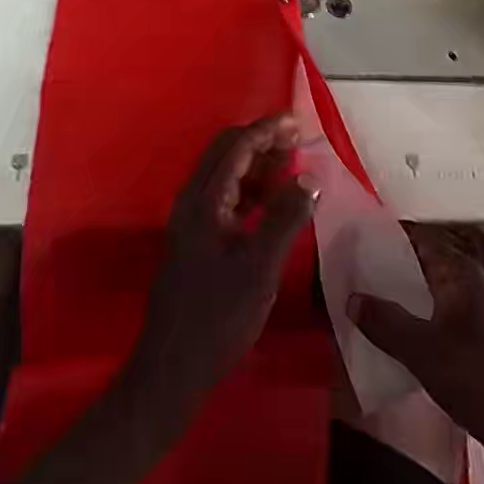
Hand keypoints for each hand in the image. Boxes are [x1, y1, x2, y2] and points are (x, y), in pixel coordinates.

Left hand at [130, 115, 319, 403]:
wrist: (174, 361)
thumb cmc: (218, 315)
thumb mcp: (260, 267)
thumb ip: (284, 217)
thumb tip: (309, 177)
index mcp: (203, 200)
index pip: (234, 148)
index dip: (266, 130)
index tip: (297, 121)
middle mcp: (192, 201)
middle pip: (224, 154)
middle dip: (260, 140)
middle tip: (297, 140)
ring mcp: (190, 220)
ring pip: (223, 175)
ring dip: (255, 163)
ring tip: (291, 162)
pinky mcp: (195, 239)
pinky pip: (223, 197)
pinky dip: (248, 189)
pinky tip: (271, 198)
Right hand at [347, 233, 483, 444]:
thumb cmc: (482, 380)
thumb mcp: (421, 351)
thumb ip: (384, 321)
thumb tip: (352, 298)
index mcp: (462, 274)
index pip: (419, 238)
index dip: (386, 235)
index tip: (353, 240)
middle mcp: (476, 288)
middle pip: (425, 267)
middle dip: (390, 271)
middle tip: (351, 277)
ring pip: (434, 298)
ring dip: (405, 303)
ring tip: (368, 311)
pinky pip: (444, 325)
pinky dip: (421, 328)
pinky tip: (402, 347)